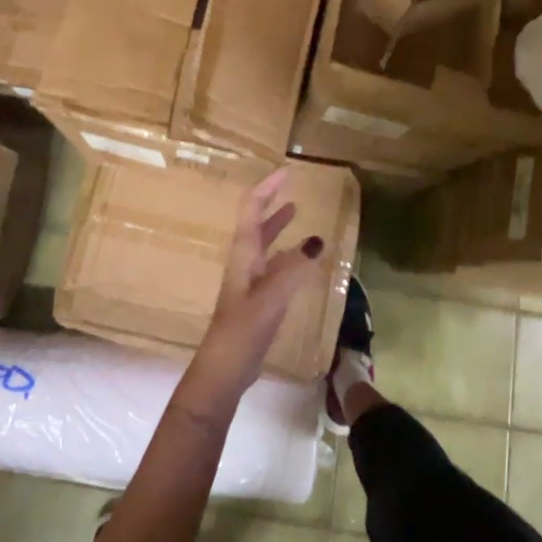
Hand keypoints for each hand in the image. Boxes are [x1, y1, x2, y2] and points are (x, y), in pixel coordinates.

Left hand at [193, 168, 324, 393]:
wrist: (224, 369)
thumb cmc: (242, 330)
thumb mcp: (272, 297)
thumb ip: (295, 269)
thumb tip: (317, 241)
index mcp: (244, 254)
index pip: (252, 208)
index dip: (267, 188)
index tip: (287, 172)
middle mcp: (245, 261)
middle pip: (256, 222)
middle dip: (271, 200)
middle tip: (291, 185)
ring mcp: (250, 280)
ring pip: (264, 243)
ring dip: (277, 225)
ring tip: (295, 211)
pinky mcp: (257, 299)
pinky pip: (273, 265)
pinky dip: (287, 253)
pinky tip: (300, 260)